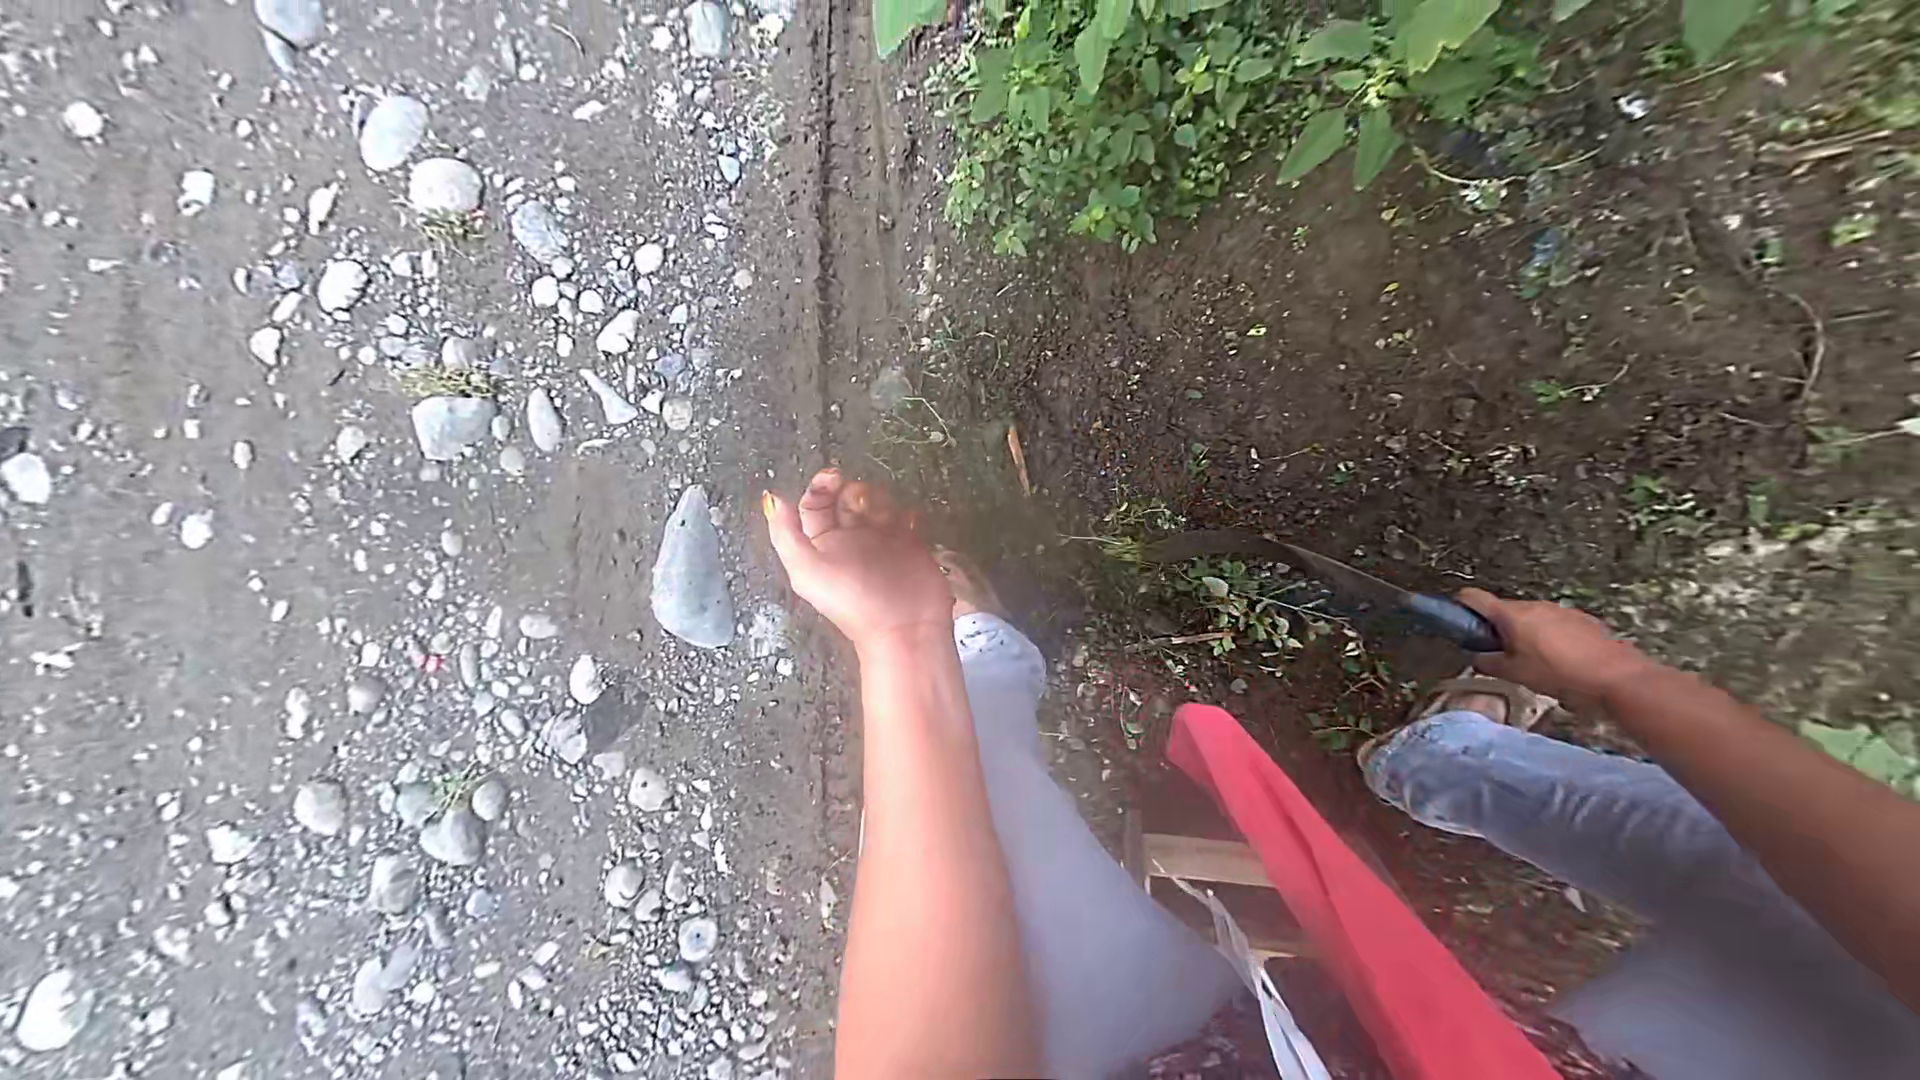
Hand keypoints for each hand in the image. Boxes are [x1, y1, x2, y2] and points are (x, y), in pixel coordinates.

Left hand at [764, 469, 953, 655]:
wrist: (903, 626)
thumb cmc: (854, 603)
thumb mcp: (807, 571)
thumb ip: (785, 534)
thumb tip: (772, 500)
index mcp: (821, 545)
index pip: (814, 504)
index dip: (820, 487)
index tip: (832, 478)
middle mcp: (850, 540)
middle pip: (847, 498)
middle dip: (853, 492)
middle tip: (860, 501)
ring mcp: (881, 540)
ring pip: (877, 501)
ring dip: (879, 500)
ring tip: (883, 517)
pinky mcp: (908, 542)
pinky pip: (905, 514)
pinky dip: (904, 511)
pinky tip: (903, 522)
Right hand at [1457, 588, 1659, 704]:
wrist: (1621, 679)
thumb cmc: (1559, 674)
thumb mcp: (1513, 673)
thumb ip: (1487, 662)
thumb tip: (1478, 656)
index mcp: (1511, 614)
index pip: (1472, 597)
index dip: (1461, 607)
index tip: (1463, 626)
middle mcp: (1534, 606)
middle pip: (1503, 609)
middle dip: (1498, 627)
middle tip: (1502, 653)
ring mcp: (1562, 611)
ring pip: (1531, 617)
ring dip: (1526, 632)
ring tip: (1535, 660)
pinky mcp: (1585, 620)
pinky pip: (1556, 623)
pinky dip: (1551, 636)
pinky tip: (1562, 660)